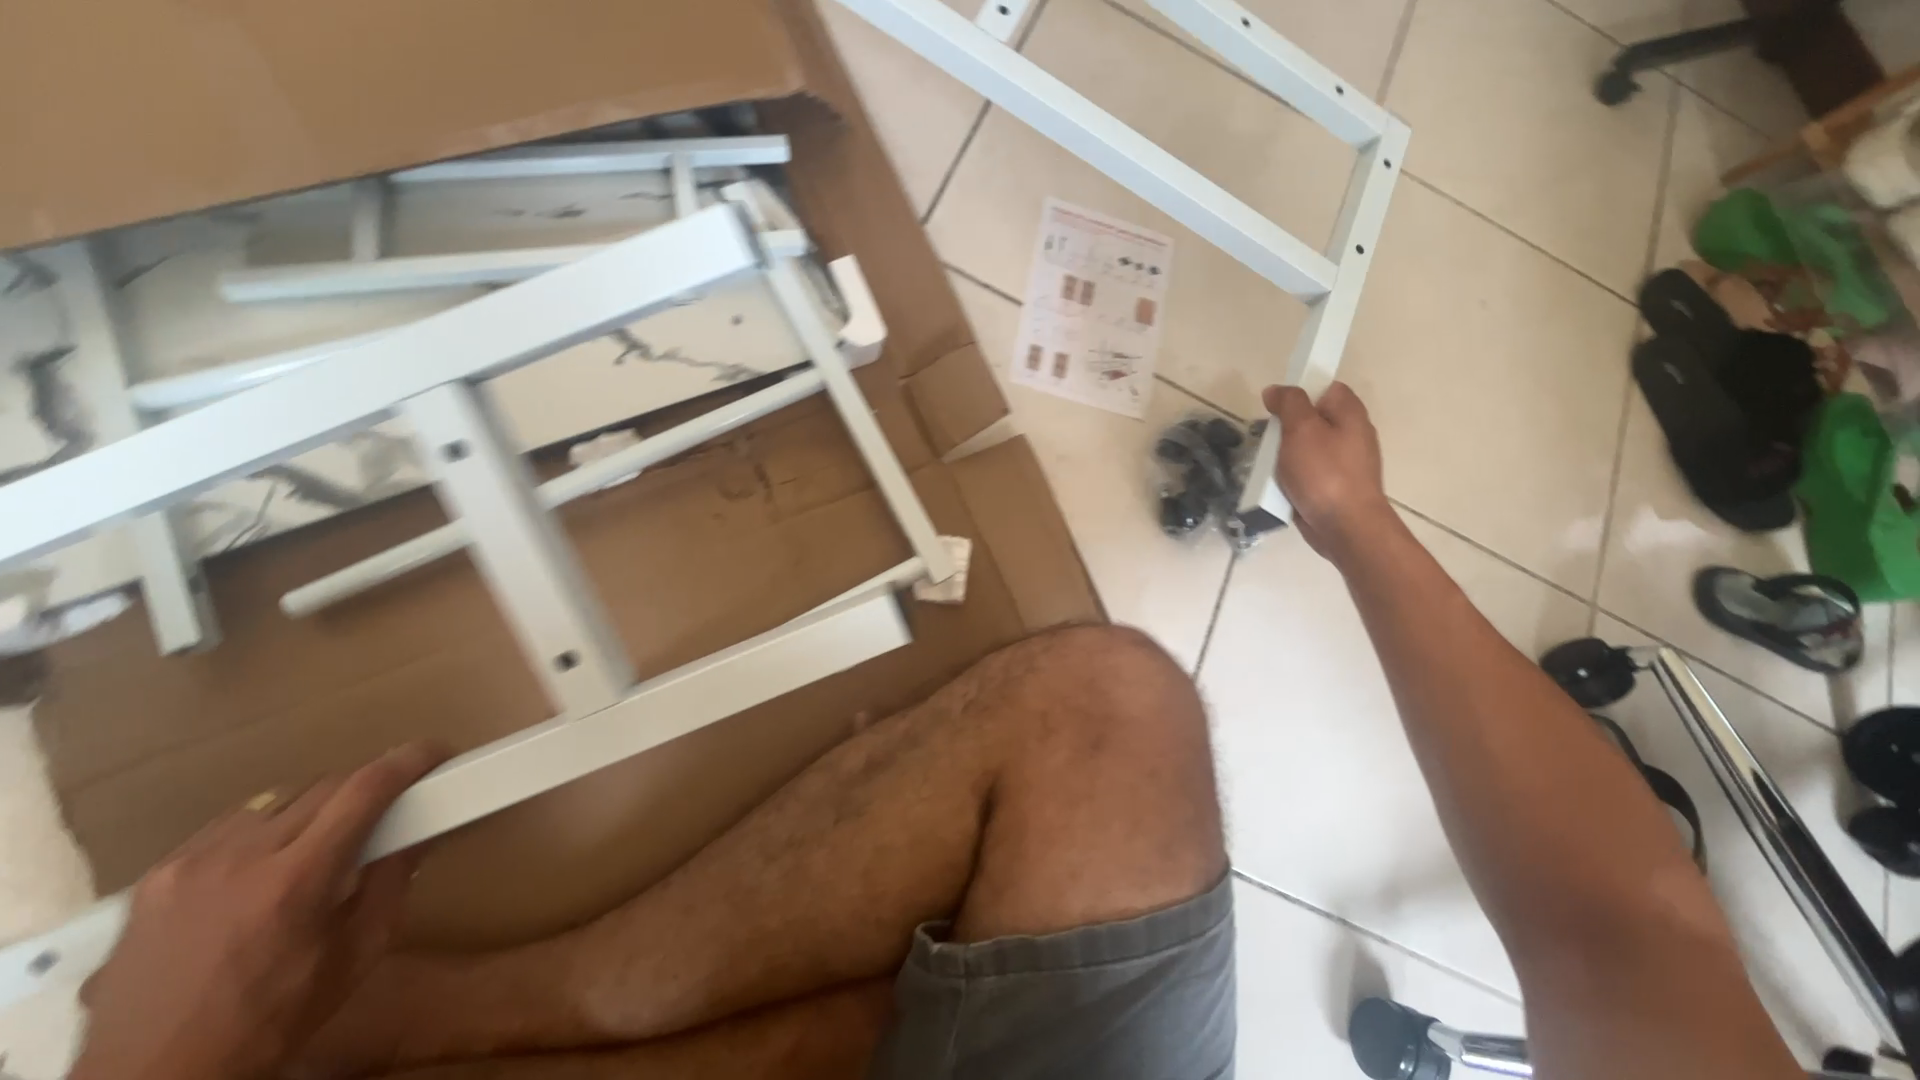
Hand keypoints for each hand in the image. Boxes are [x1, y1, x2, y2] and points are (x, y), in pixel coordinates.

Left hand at [71, 743, 447, 1079]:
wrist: (156, 1074)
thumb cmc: (272, 1020)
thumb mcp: (355, 956)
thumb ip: (391, 884)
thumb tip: (420, 832)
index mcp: (295, 881)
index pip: (364, 791)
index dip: (407, 761)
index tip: (434, 752)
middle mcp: (239, 857)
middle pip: (322, 786)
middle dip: (362, 790)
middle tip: (385, 813)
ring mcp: (188, 863)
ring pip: (274, 799)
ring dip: (310, 810)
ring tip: (319, 846)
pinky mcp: (155, 875)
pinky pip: (226, 826)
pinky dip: (260, 831)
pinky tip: (263, 867)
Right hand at [1263, 382, 1399, 563]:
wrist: (1345, 528)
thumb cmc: (1324, 474)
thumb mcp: (1302, 429)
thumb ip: (1289, 403)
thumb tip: (1276, 390)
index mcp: (1349, 413)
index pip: (1325, 388)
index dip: (1300, 392)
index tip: (1277, 406)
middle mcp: (1351, 434)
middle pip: (1312, 420)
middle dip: (1287, 428)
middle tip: (1270, 438)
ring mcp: (1343, 463)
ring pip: (1306, 449)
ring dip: (1286, 455)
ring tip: (1271, 465)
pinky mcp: (1333, 487)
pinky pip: (1307, 474)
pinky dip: (1292, 478)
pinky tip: (1280, 485)